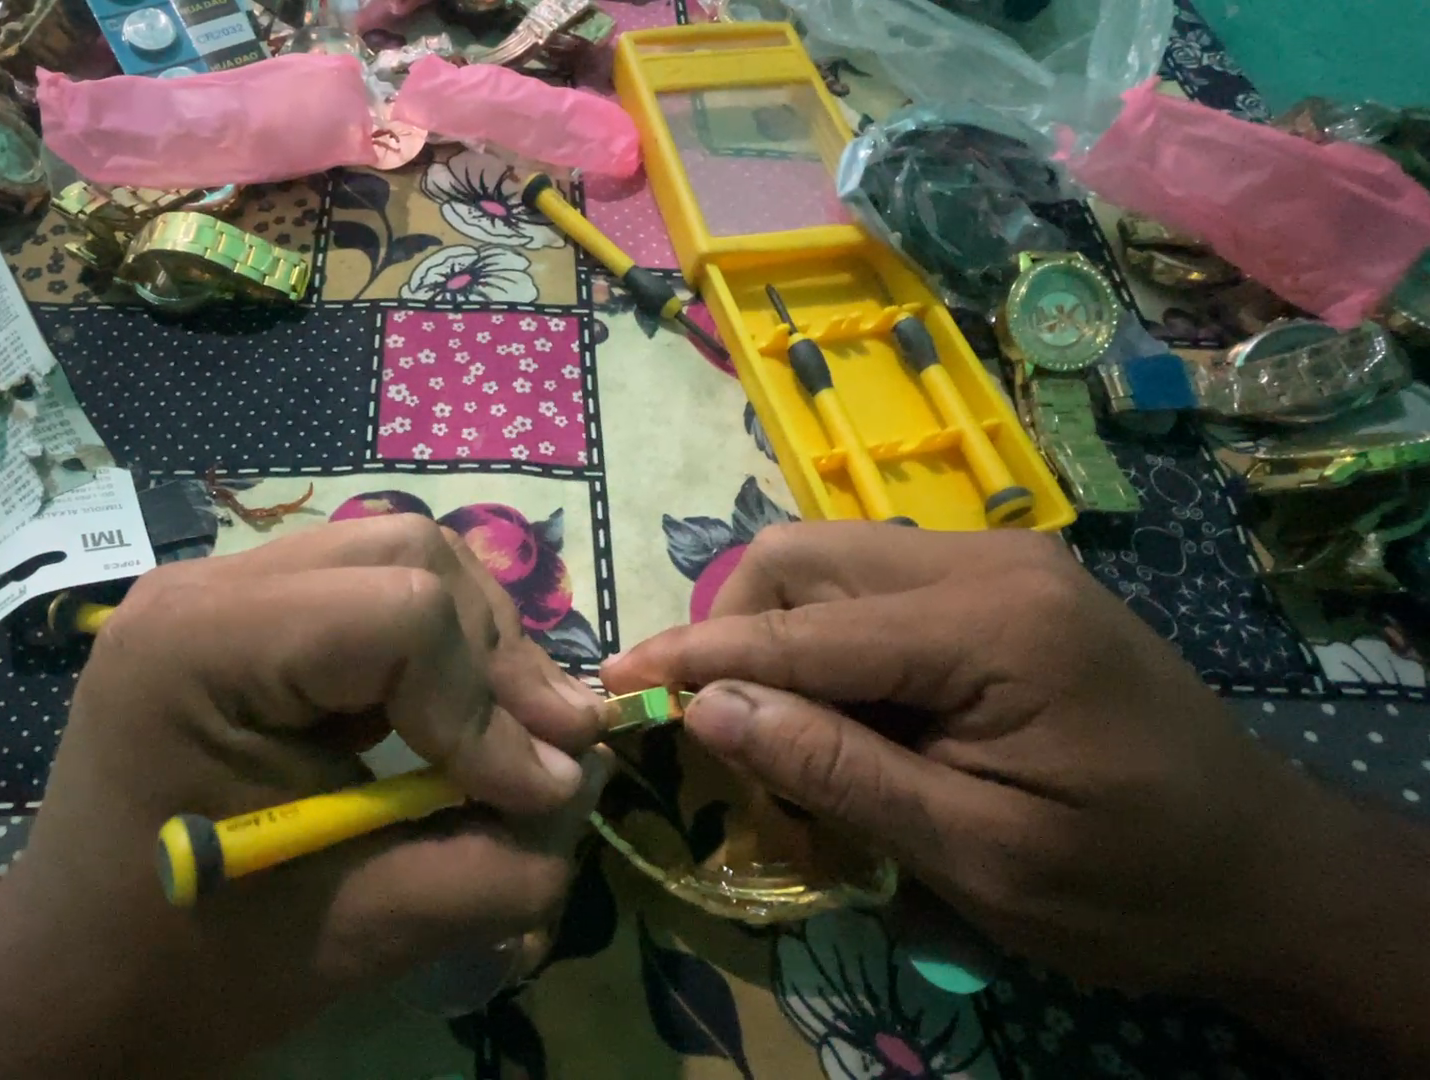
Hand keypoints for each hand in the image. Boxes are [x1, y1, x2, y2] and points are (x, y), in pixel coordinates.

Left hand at [0, 515, 609, 1065]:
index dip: (486, 700)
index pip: (399, 613)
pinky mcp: (247, 610)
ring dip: (471, 641)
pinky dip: (432, 645)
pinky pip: (370, 588)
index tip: (533, 789)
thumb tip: (576, 787)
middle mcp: (206, 584)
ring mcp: (222, 586)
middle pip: (408, 554)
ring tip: (510, 726)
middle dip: (493, 651)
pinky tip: (448, 708)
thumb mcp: (355, 933)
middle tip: (546, 740)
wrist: (78, 973)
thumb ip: (493, 867)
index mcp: (199, 646)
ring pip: (398, 556)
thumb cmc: (188, 966)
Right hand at [603, 522, 1322, 995]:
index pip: (798, 630)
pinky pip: (858, 579)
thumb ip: (834, 770)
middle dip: (730, 631)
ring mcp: (989, 558)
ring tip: (774, 715)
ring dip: (768, 628)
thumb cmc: (1127, 886)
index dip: (695, 656)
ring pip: (819, 557)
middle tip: (720, 718)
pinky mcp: (987, 576)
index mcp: (992, 628)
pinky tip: (833, 697)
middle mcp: (983, 561)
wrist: (1268, 872)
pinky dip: (812, 630)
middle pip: (797, 558)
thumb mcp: (974, 854)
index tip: (615, 678)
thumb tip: (706, 707)